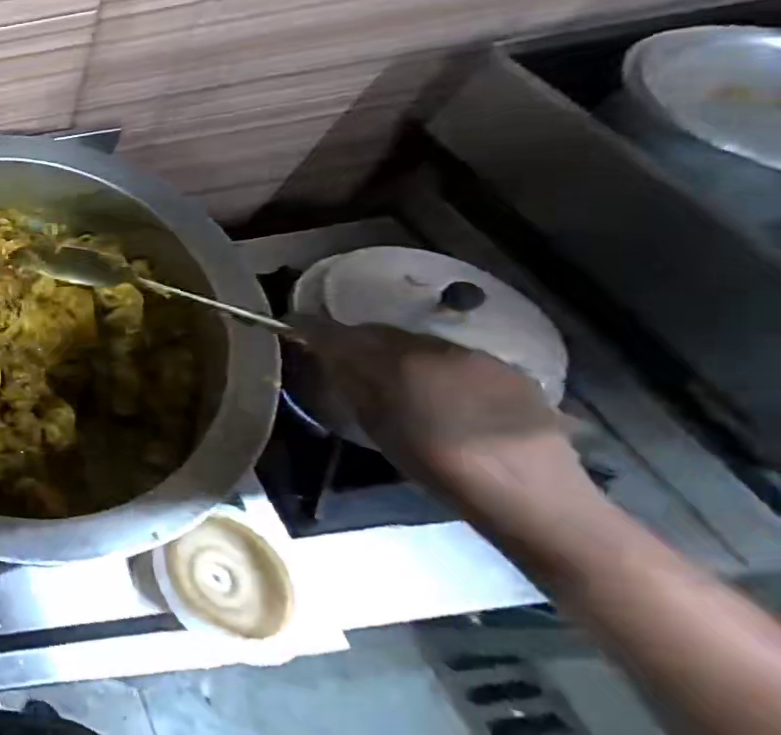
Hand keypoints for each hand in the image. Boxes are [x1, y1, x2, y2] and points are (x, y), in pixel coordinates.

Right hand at [295, 317, 586, 514]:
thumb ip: (352, 385)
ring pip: (417, 343)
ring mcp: (473, 355)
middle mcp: (431, 347)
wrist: (534, 497)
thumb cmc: (441, 469)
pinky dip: (438, 368)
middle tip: (346, 362)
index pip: (336, 333)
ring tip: (399, 382)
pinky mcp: (506, 368)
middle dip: (357, 342)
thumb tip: (328, 357)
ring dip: (399, 355)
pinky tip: (446, 397)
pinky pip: (455, 358)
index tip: (293, 328)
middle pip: (377, 332)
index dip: (309, 328)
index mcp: (393, 362)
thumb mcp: (379, 429)